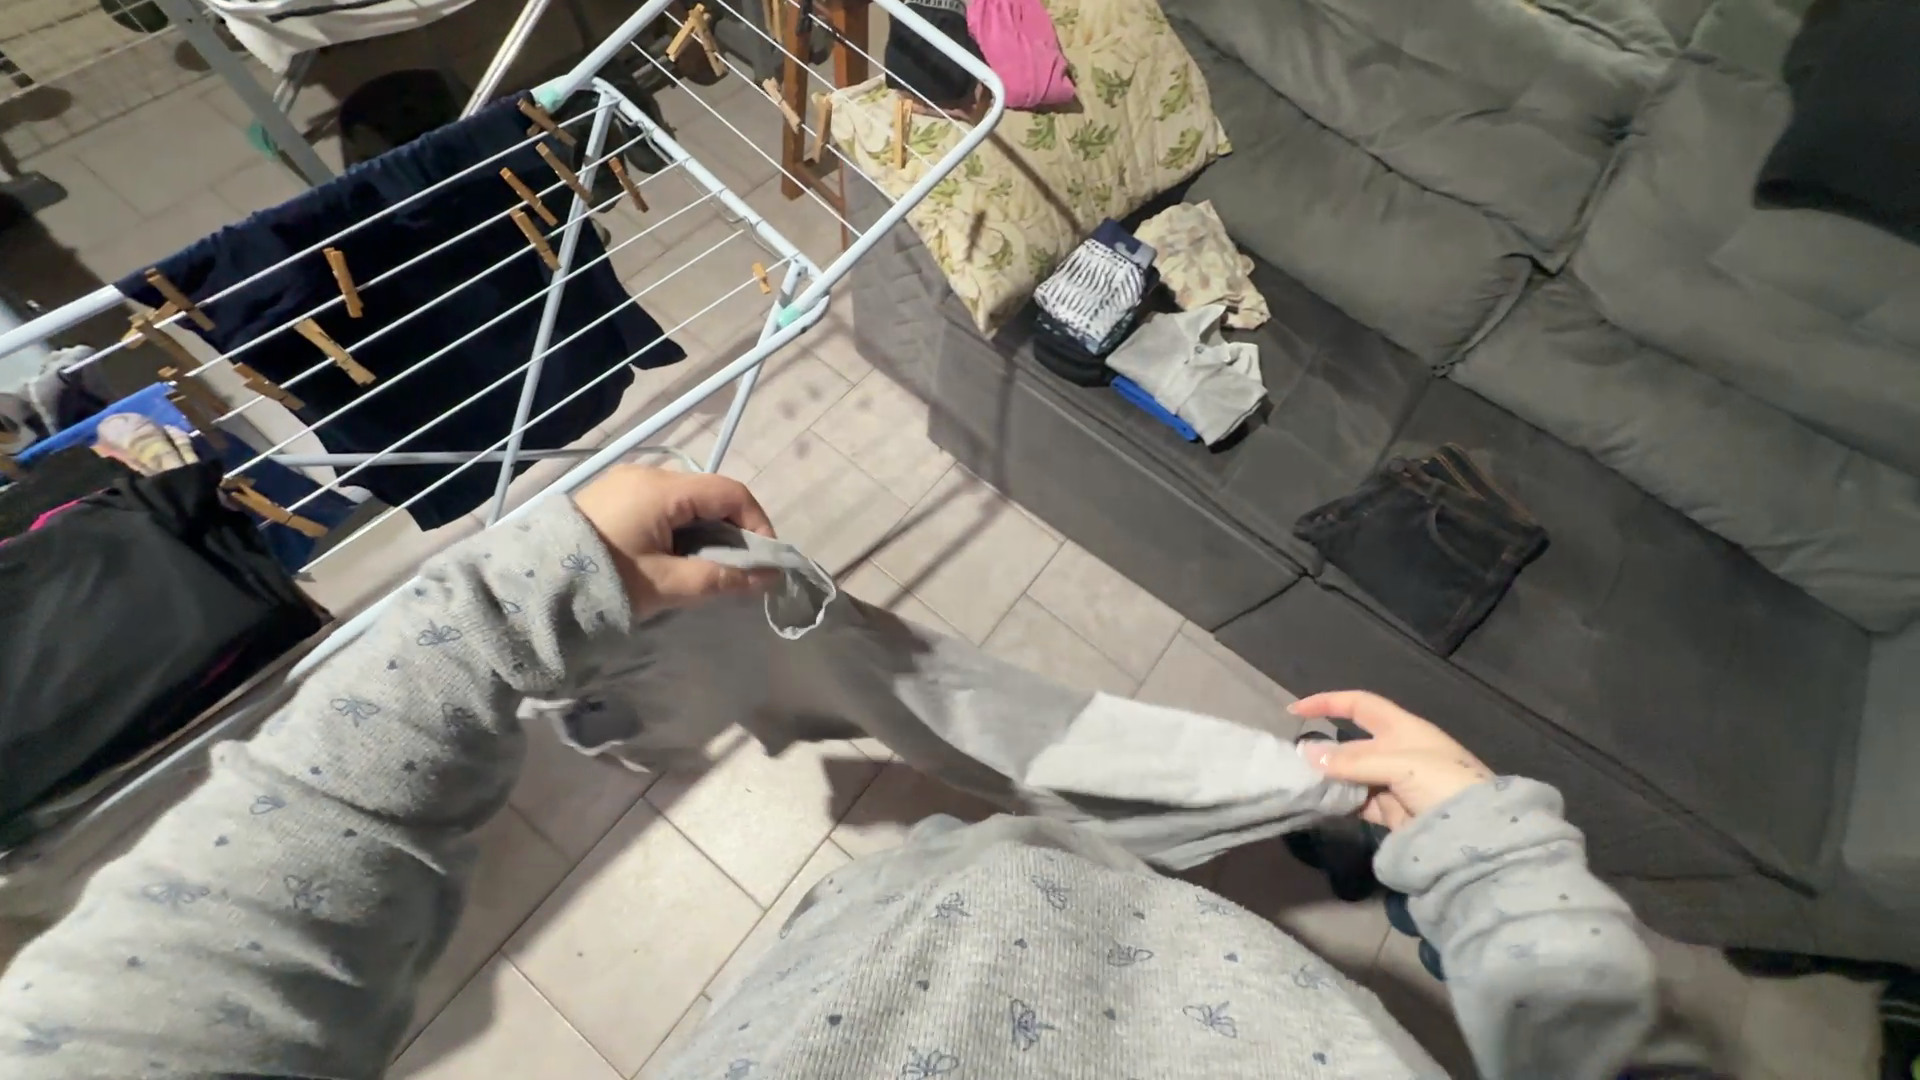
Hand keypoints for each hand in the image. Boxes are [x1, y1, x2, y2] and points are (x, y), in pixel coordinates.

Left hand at [571, 465, 777, 615]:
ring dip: (706, 531)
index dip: (757, 523)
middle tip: (737, 568)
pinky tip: (674, 556)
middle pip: (710, 495)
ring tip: (705, 566)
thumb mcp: (668, 584)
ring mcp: (625, 483)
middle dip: (733, 531)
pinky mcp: (610, 497)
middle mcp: (647, 474)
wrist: (529, 591)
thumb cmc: (605, 580)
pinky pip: (661, 505)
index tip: (765, 560)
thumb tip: (769, 578)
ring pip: (686, 501)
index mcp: (663, 489)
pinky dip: (680, 528)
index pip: (732, 493)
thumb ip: (723, 579)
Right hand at [1290, 691, 1494, 828]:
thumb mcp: (1398, 764)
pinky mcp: (1393, 812)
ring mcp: (1395, 783)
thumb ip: (1351, 761)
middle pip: (1351, 744)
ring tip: (1303, 783)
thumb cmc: (1443, 784)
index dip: (1328, 702)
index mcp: (1403, 729)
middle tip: (1295, 760)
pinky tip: (1321, 804)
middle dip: (1323, 750)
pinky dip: (1340, 802)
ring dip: (1330, 778)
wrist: (1480, 836)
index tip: (1295, 710)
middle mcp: (1397, 752)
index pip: (1359, 705)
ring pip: (1351, 775)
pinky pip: (1358, 801)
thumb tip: (1306, 755)